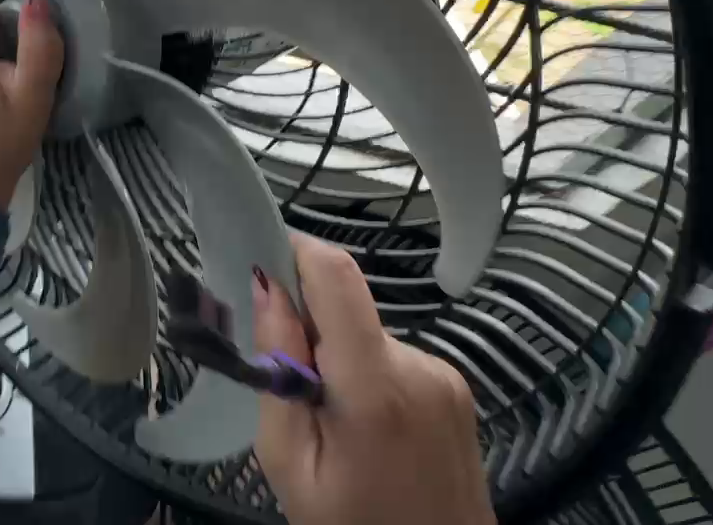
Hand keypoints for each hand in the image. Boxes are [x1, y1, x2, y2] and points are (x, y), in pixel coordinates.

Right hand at [253, 234, 494, 524]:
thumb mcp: (290, 460)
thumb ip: (276, 369)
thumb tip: (266, 288)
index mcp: (375, 385)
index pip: (335, 273)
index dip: (293, 251)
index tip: (258, 266)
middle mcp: (418, 365)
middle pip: (342, 303)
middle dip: (303, 323)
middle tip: (284, 379)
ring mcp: (443, 374)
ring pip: (361, 329)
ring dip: (332, 352)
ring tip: (326, 414)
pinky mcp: (453, 385)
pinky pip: (387, 353)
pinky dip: (361, 370)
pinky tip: (361, 423)